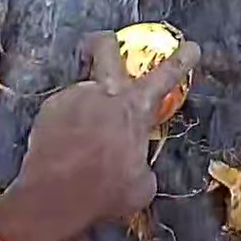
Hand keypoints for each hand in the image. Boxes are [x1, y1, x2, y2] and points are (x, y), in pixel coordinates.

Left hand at [0, 31, 199, 240]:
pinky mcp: (49, 109)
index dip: (183, 59)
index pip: (167, 74)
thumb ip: (143, 161)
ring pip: (85, 89)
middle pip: (106, 46)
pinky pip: (65, 109)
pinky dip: (69, 122)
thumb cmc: (104, 193)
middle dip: (107, 40)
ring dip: (88, 104)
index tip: (190, 47)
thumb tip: (137, 162)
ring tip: (84, 135)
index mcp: (136, 107)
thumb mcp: (141, 185)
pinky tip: (67, 145)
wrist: (52, 200)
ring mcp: (74, 97)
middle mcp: (105, 92)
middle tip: (108, 43)